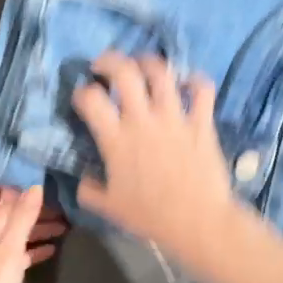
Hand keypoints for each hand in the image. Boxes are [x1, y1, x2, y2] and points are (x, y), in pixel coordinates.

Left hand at [0, 186, 65, 282]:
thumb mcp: (9, 251)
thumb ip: (22, 217)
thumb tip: (34, 185)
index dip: (7, 186)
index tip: (34, 182)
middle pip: (0, 214)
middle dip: (27, 208)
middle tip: (59, 205)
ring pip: (8, 235)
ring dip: (32, 229)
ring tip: (63, 227)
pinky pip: (9, 254)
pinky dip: (27, 249)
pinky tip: (51, 250)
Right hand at [72, 52, 245, 266]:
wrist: (198, 222)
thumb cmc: (151, 216)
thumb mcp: (109, 207)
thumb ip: (89, 189)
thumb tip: (82, 178)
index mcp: (116, 139)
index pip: (90, 99)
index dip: (81, 92)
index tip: (82, 97)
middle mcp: (143, 120)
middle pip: (124, 72)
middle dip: (110, 60)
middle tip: (104, 65)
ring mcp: (175, 118)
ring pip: (161, 73)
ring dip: (149, 62)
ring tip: (142, 65)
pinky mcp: (201, 122)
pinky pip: (202, 89)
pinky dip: (194, 80)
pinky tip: (187, 83)